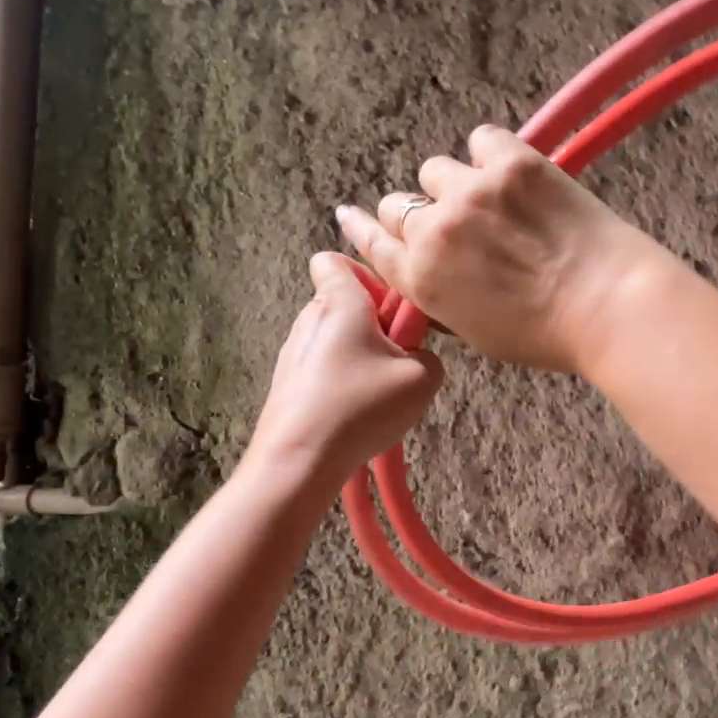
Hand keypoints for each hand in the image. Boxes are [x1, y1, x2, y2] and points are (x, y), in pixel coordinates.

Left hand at [245, 253, 444, 484]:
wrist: (299, 459)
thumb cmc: (360, 408)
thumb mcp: (422, 380)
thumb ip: (429, 356)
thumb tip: (415, 358)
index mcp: (339, 301)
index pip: (335, 258)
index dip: (366, 274)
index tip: (390, 309)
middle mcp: (309, 318)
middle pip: (343, 303)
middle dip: (374, 325)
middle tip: (396, 359)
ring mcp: (293, 352)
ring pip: (335, 340)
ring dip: (360, 358)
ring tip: (377, 395)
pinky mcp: (287, 384)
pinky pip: (323, 369)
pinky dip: (341, 383)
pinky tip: (355, 416)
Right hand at [335, 125, 670, 373]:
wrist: (606, 304)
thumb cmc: (547, 333)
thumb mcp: (477, 331)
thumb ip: (442, 295)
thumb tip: (436, 271)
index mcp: (421, 279)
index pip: (373, 244)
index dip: (361, 228)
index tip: (350, 215)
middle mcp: (434, 231)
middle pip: (397, 204)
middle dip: (418, 213)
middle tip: (452, 222)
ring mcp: (470, 192)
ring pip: (436, 170)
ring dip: (455, 183)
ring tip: (491, 200)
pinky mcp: (510, 162)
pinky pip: (481, 139)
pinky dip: (491, 153)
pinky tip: (512, 174)